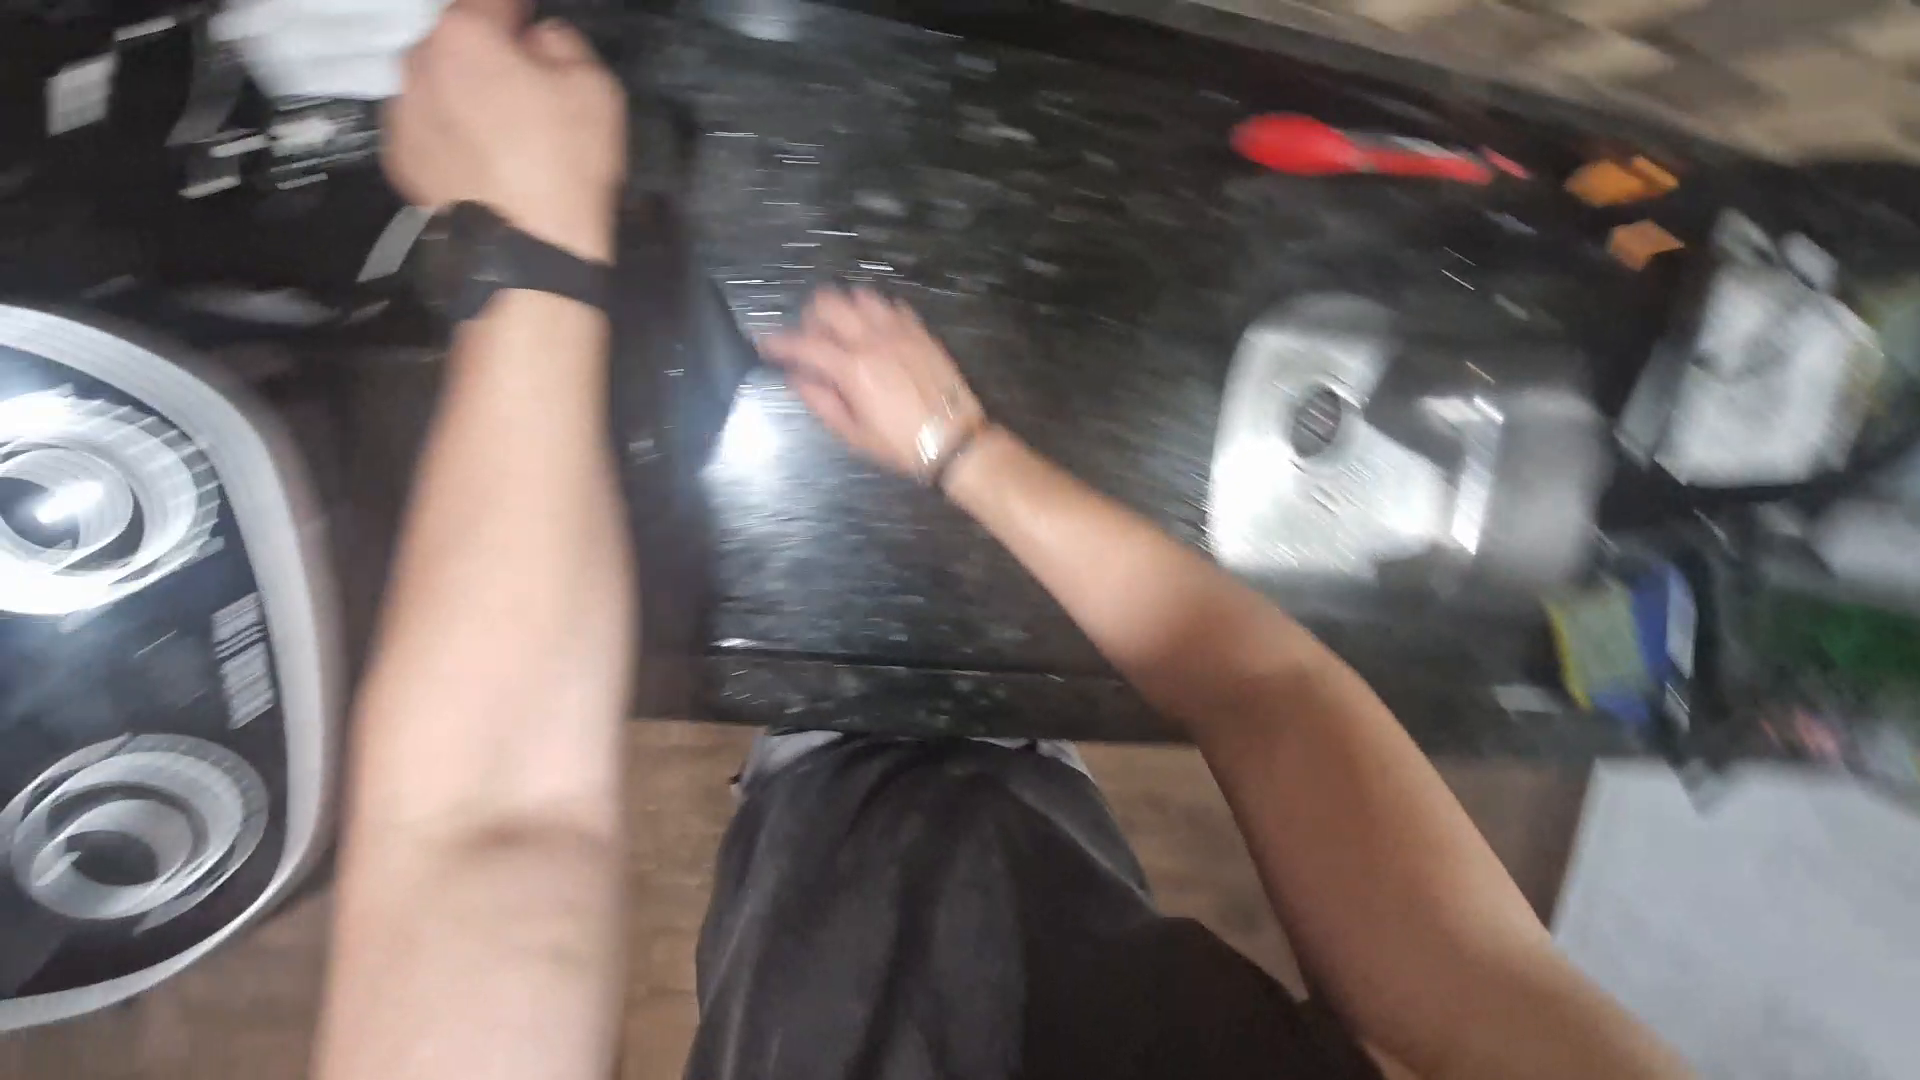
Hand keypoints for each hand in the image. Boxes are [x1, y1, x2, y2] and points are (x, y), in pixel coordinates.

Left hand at [382, 0, 624, 260]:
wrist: (531, 251)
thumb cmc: (568, 166)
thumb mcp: (599, 91)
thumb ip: (567, 46)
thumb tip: (540, 41)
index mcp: (465, 34)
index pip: (493, 1)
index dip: (520, 14)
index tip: (534, 28)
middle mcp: (417, 62)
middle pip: (456, 46)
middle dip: (487, 60)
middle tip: (523, 96)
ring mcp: (401, 113)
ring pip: (437, 89)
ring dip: (463, 99)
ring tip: (500, 137)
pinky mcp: (400, 161)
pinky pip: (429, 134)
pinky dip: (450, 141)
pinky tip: (481, 166)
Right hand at [762, 288, 987, 480]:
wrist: (955, 440)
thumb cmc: (901, 444)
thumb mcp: (853, 433)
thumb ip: (820, 401)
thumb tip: (797, 378)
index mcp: (853, 368)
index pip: (803, 343)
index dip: (778, 343)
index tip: (765, 345)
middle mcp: (873, 340)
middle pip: (828, 302)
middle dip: (810, 318)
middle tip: (811, 340)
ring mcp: (900, 331)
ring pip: (860, 296)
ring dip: (845, 310)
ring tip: (844, 334)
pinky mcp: (920, 331)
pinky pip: (891, 306)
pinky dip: (876, 314)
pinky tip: (876, 334)